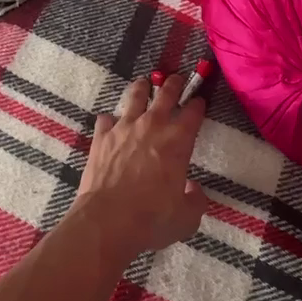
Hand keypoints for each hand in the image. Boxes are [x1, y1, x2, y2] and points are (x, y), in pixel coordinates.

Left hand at [71, 73, 209, 261]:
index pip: (193, 112)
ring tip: (144, 84)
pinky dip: (110, 120)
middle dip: (174, 83)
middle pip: (166, 92)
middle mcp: (152, 126)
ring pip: (135, 95)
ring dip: (142, 88)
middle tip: (177, 79)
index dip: (198, 104)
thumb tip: (194, 190)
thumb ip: (196, 201)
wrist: (107, 221)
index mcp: (177, 141)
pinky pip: (106, 119)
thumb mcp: (186, 219)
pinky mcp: (102, 136)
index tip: (200, 101)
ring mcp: (125, 127)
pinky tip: (111, 124)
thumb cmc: (151, 220)